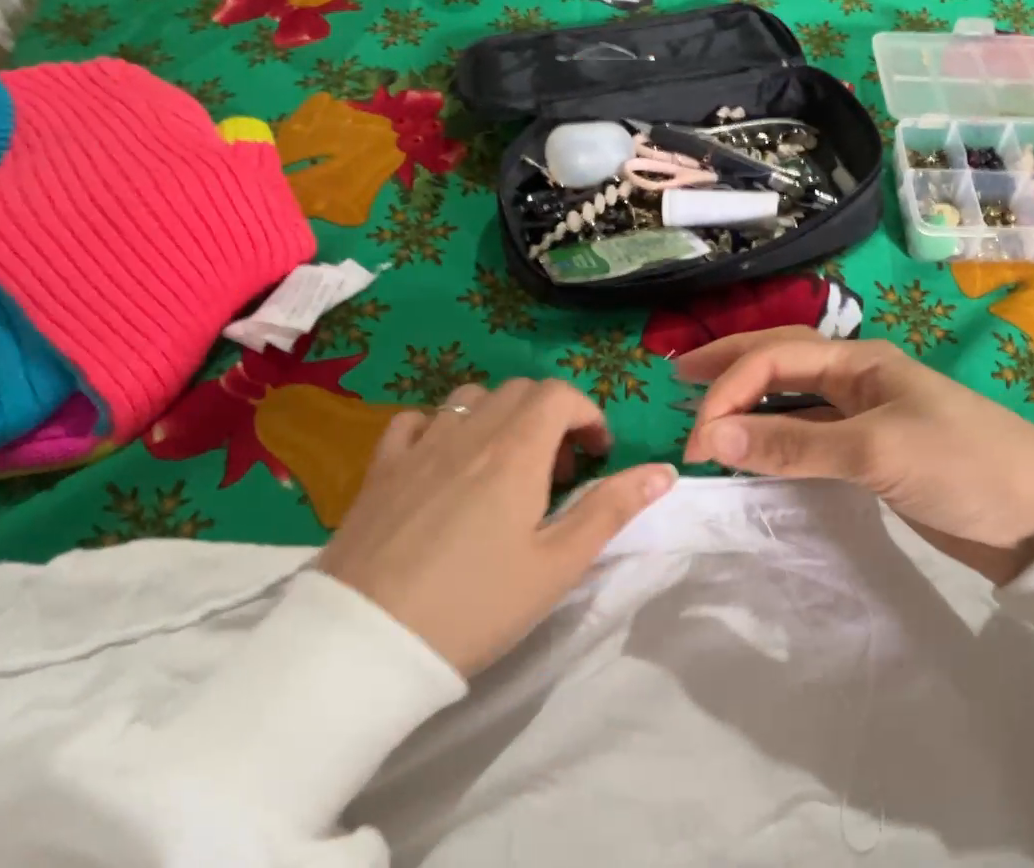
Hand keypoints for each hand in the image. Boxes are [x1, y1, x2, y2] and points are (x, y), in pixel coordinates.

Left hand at [319, 379, 676, 675]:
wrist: (368, 642)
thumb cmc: (476, 605)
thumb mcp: (558, 565)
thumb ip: (611, 510)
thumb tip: (664, 470)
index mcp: (515, 452)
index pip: (560, 395)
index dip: (589, 416)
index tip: (597, 456)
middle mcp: (467, 434)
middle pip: (519, 391)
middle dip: (551, 416)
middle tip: (558, 471)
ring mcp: (418, 448)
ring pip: (470, 398)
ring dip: (501, 416)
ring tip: (506, 466)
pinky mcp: (380, 470)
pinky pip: (416, 421)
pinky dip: (443, 427)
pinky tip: (445, 463)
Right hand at [678, 329, 1033, 583]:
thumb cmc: (963, 466)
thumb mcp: (877, 450)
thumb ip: (795, 445)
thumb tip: (714, 437)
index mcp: (862, 361)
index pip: (776, 358)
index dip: (729, 390)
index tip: (698, 441)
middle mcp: (859, 380)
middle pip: (781, 362)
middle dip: (730, 368)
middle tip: (680, 380)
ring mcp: (866, 418)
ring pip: (792, 402)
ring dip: (749, 405)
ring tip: (705, 415)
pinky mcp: (873, 456)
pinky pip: (809, 438)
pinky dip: (775, 441)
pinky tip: (753, 452)